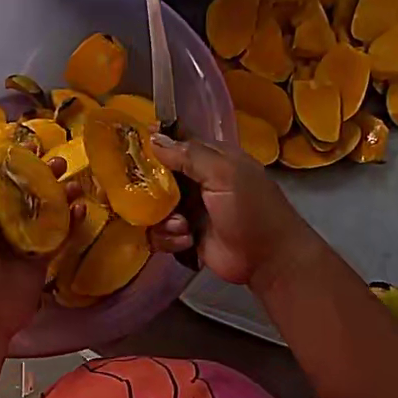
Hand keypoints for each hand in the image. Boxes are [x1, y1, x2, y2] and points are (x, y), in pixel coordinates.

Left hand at [0, 159, 58, 342]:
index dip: (12, 166)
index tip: (30, 148)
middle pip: (23, 196)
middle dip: (40, 178)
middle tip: (60, 162)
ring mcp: (20, 244)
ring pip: (43, 214)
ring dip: (59, 198)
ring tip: (75, 183)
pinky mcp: (39, 262)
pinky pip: (57, 238)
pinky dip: (70, 223)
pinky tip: (81, 209)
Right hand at [147, 133, 321, 286]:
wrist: (267, 259)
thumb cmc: (251, 211)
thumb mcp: (225, 174)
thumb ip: (190, 155)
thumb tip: (153, 138)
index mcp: (209, 159)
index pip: (174, 142)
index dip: (152, 145)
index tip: (129, 151)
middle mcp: (194, 181)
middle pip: (156, 177)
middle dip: (150, 190)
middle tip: (151, 198)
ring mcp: (187, 210)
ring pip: (153, 209)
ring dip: (163, 220)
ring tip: (183, 227)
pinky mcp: (182, 236)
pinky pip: (158, 233)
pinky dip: (168, 239)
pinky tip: (186, 242)